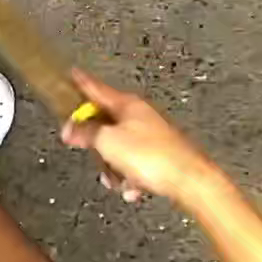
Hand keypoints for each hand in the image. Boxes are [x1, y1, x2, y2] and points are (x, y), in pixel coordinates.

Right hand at [59, 69, 211, 201]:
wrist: (190, 182)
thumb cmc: (155, 156)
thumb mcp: (106, 141)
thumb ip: (84, 132)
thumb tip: (71, 128)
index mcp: (127, 104)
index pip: (96, 88)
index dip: (81, 82)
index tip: (73, 74)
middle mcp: (140, 116)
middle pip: (104, 122)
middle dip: (94, 142)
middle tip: (89, 149)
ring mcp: (150, 136)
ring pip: (116, 148)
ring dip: (111, 165)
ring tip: (115, 177)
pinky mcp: (158, 156)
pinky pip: (132, 165)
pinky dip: (128, 177)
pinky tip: (131, 186)